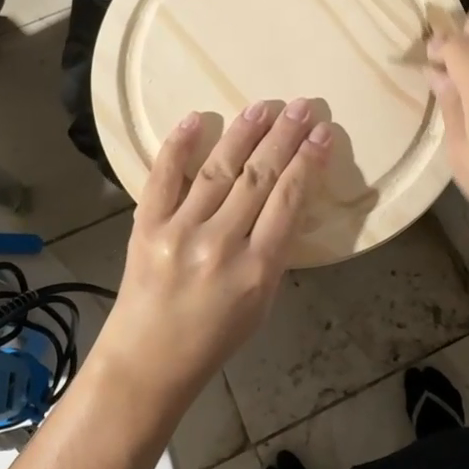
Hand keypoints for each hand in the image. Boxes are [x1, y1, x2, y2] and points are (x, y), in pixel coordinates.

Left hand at [94, 98, 332, 404]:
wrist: (148, 362)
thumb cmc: (214, 337)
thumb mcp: (263, 304)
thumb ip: (275, 250)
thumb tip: (286, 194)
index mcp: (256, 270)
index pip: (289, 201)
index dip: (308, 162)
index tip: (323, 132)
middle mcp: (220, 245)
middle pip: (258, 177)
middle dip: (283, 138)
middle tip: (301, 106)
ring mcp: (179, 233)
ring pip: (217, 170)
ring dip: (243, 134)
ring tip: (263, 107)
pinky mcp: (145, 227)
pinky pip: (163, 177)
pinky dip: (178, 146)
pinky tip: (196, 118)